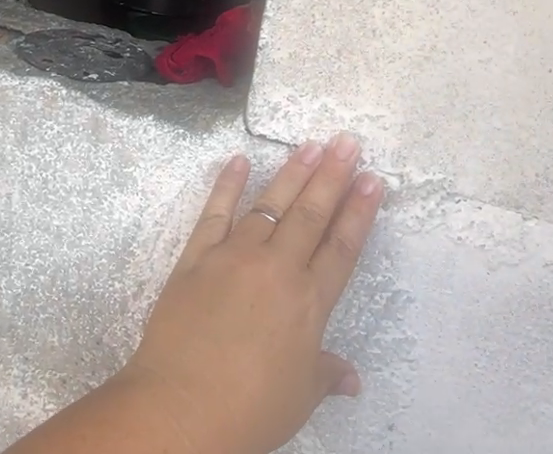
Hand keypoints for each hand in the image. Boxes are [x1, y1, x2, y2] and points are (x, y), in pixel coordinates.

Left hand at [116, 136, 384, 453]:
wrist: (180, 408)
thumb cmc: (248, 410)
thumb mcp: (299, 397)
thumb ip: (325, 375)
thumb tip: (352, 378)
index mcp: (308, 302)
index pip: (342, 246)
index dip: (359, 210)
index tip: (373, 178)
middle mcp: (276, 268)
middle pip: (311, 213)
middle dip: (332, 174)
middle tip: (347, 142)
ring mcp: (234, 256)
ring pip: (269, 204)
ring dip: (292, 172)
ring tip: (311, 144)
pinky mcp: (196, 257)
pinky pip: (215, 213)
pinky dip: (227, 184)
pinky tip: (239, 161)